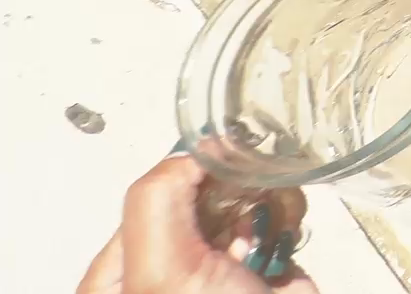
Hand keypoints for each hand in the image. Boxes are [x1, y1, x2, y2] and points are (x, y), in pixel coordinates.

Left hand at [78, 157, 315, 293]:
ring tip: (270, 234)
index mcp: (119, 268)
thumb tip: (198, 145)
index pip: (158, 192)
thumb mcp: (163, 269)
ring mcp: (216, 260)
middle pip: (207, 191)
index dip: (199, 174)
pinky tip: (283, 237)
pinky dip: (288, 215)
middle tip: (252, 214)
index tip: (233, 173)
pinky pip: (277, 213)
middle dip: (242, 191)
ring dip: (272, 204)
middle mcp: (163, 260)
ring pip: (249, 196)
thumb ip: (160, 203)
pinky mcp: (261, 257)